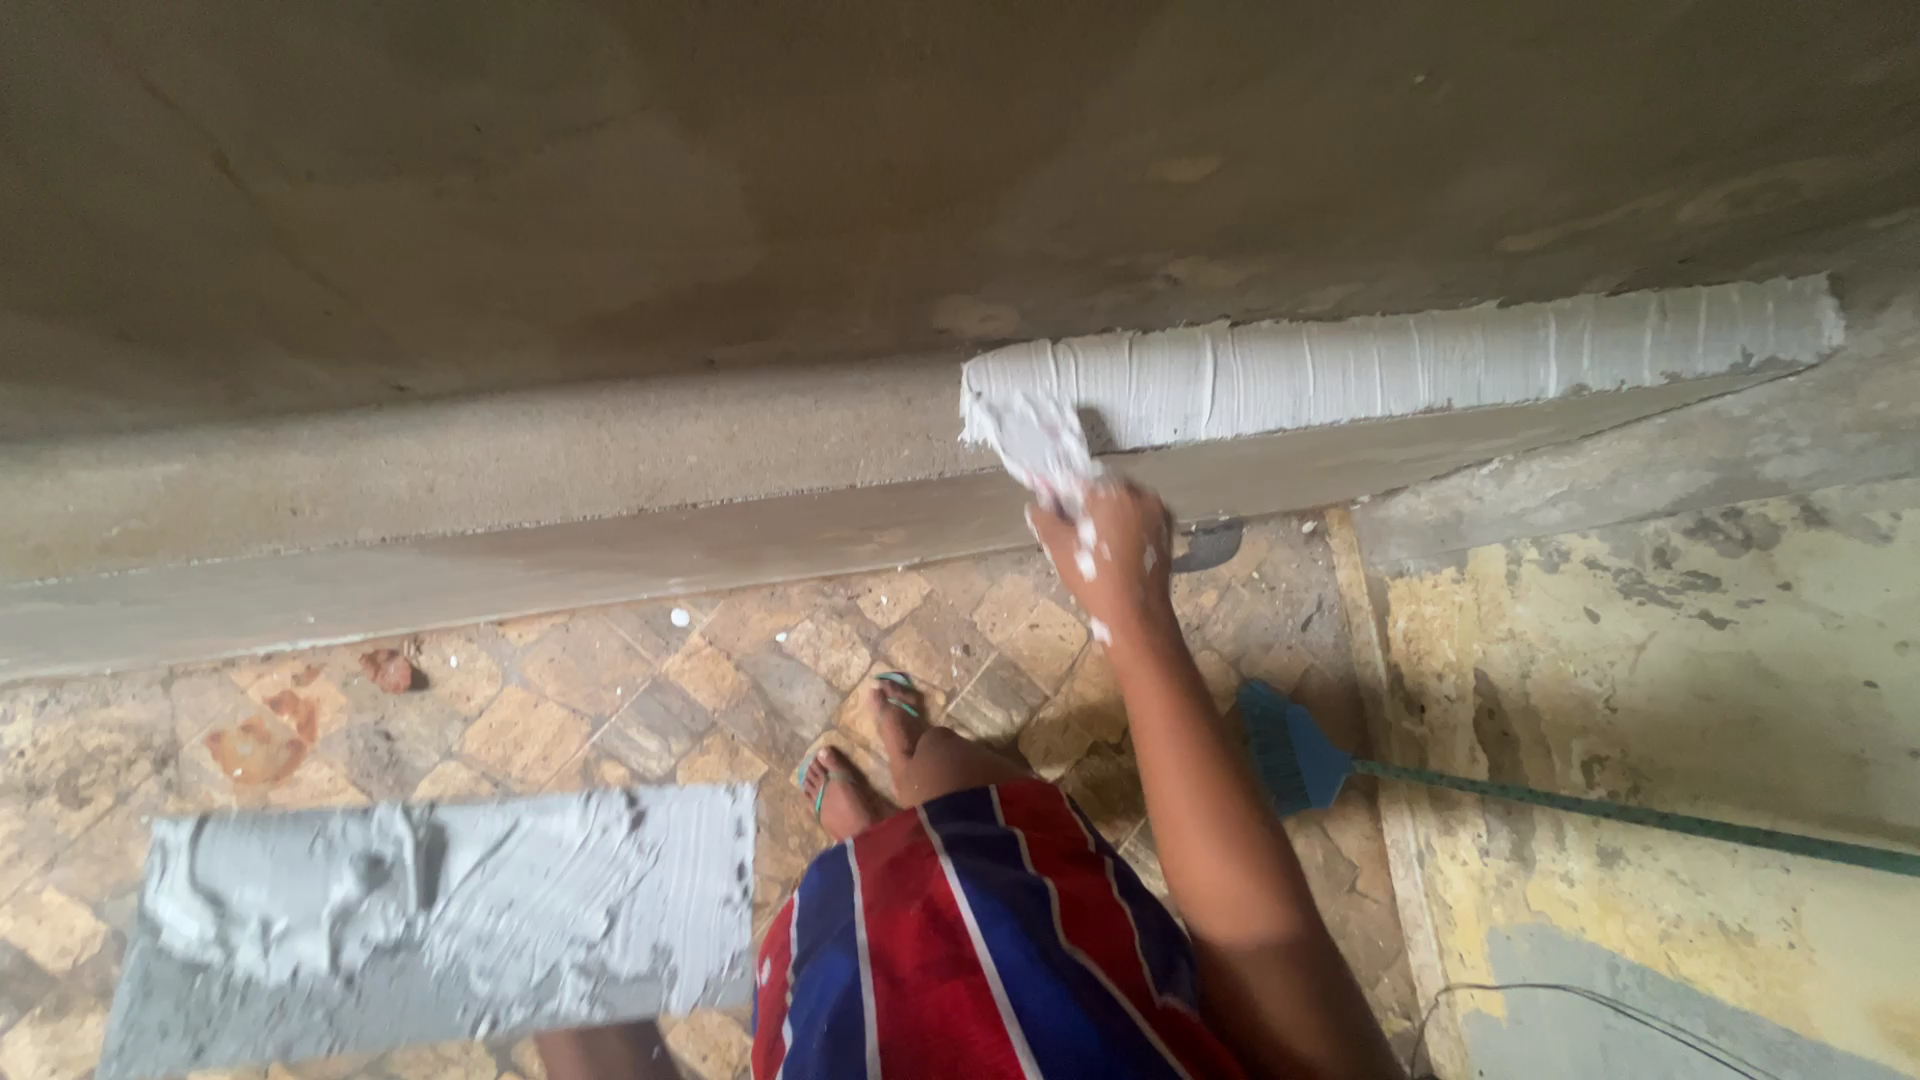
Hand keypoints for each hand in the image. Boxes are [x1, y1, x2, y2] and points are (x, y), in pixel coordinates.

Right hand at [1026, 480, 1175, 648]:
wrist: (1136, 614)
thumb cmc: (1095, 579)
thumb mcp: (1058, 547)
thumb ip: (1044, 518)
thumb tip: (1036, 505)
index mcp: (1113, 491)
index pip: (1080, 480)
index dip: (1062, 493)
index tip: (1051, 506)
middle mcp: (1141, 494)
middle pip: (1105, 489)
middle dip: (1087, 503)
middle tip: (1070, 526)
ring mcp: (1159, 512)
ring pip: (1123, 504)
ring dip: (1106, 513)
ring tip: (1090, 539)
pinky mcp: (1167, 531)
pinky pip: (1138, 518)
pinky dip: (1123, 525)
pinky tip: (1110, 546)